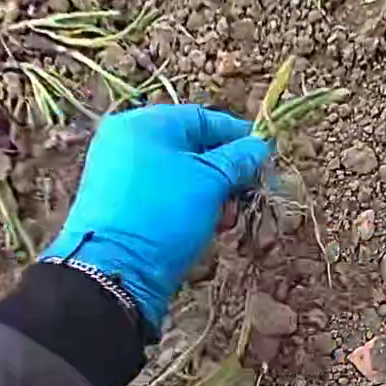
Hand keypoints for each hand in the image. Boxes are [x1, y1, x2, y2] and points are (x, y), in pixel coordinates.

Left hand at [43, 105, 270, 329]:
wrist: (118, 267)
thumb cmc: (165, 213)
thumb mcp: (211, 181)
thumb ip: (240, 159)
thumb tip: (261, 146)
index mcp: (144, 125)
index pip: (204, 118)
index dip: (240, 136)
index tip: (267, 158)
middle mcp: (130, 143)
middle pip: (197, 147)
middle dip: (230, 172)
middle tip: (249, 194)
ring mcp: (126, 174)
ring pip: (188, 174)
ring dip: (217, 193)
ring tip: (227, 217)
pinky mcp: (129, 203)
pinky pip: (173, 194)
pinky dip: (197, 205)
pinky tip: (211, 225)